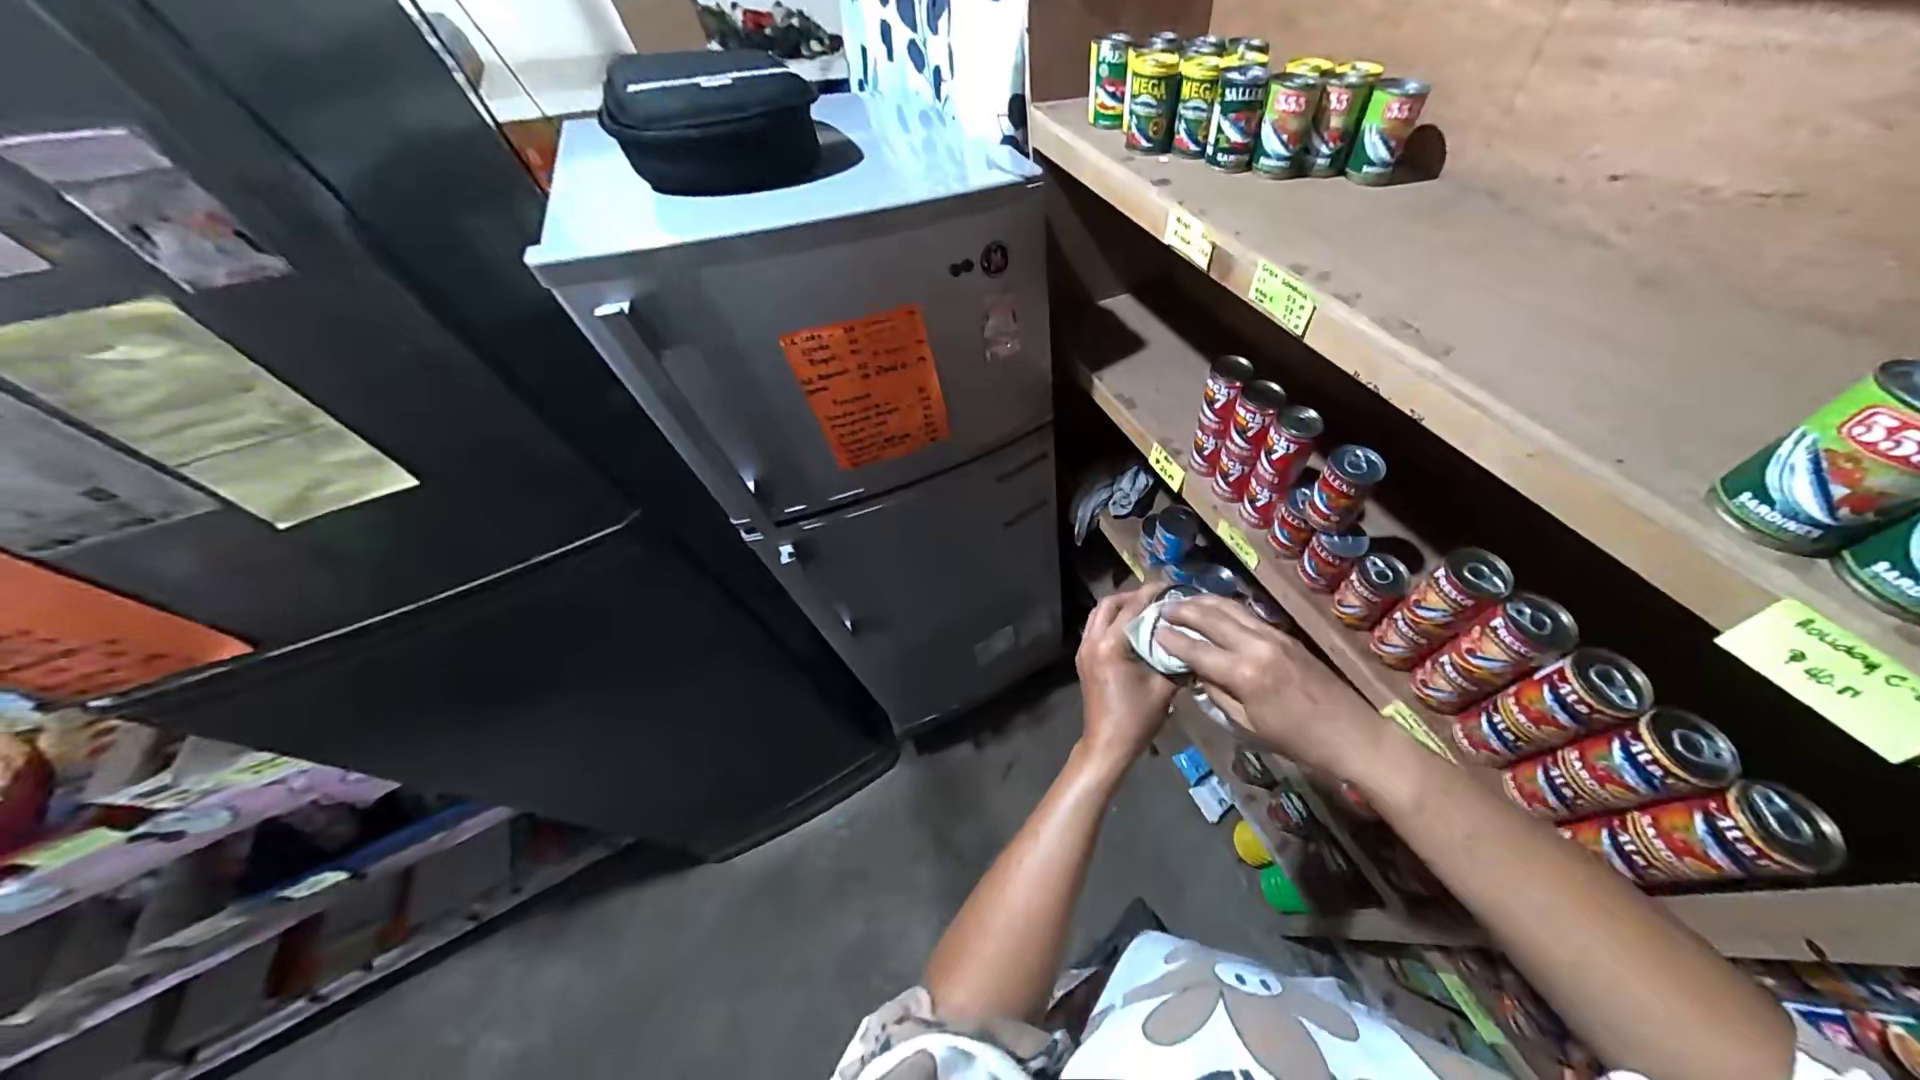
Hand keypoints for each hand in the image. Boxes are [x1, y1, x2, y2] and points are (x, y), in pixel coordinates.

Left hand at [1075, 586, 1177, 765]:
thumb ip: (1177, 658)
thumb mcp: (1164, 687)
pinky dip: (1111, 621)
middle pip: (1108, 604)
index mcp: (1110, 644)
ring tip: (1145, 609)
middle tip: (1157, 597)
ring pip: (1098, 614)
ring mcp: (1083, 649)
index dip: (1151, 593)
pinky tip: (1132, 628)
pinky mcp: (1083, 659)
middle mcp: (1092, 641)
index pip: (1131, 607)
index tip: (1170, 586)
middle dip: (1132, 596)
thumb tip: (1190, 639)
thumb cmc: (1136, 717)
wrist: (1107, 743)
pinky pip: (1095, 628)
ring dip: (1120, 607)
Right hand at [1154, 595, 1390, 778]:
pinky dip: (1225, 608)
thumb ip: (1218, 693)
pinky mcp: (1285, 635)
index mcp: (1245, 673)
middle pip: (1211, 618)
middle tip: (1161, 607)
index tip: (1152, 631)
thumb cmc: (1297, 740)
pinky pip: (1247, 615)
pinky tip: (1213, 610)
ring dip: (1203, 602)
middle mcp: (1257, 646)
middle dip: (1183, 610)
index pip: (1197, 649)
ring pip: (1230, 609)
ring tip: (1182, 601)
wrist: (1353, 734)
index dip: (1171, 639)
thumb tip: (1196, 672)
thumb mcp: (1248, 724)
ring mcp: (1274, 636)